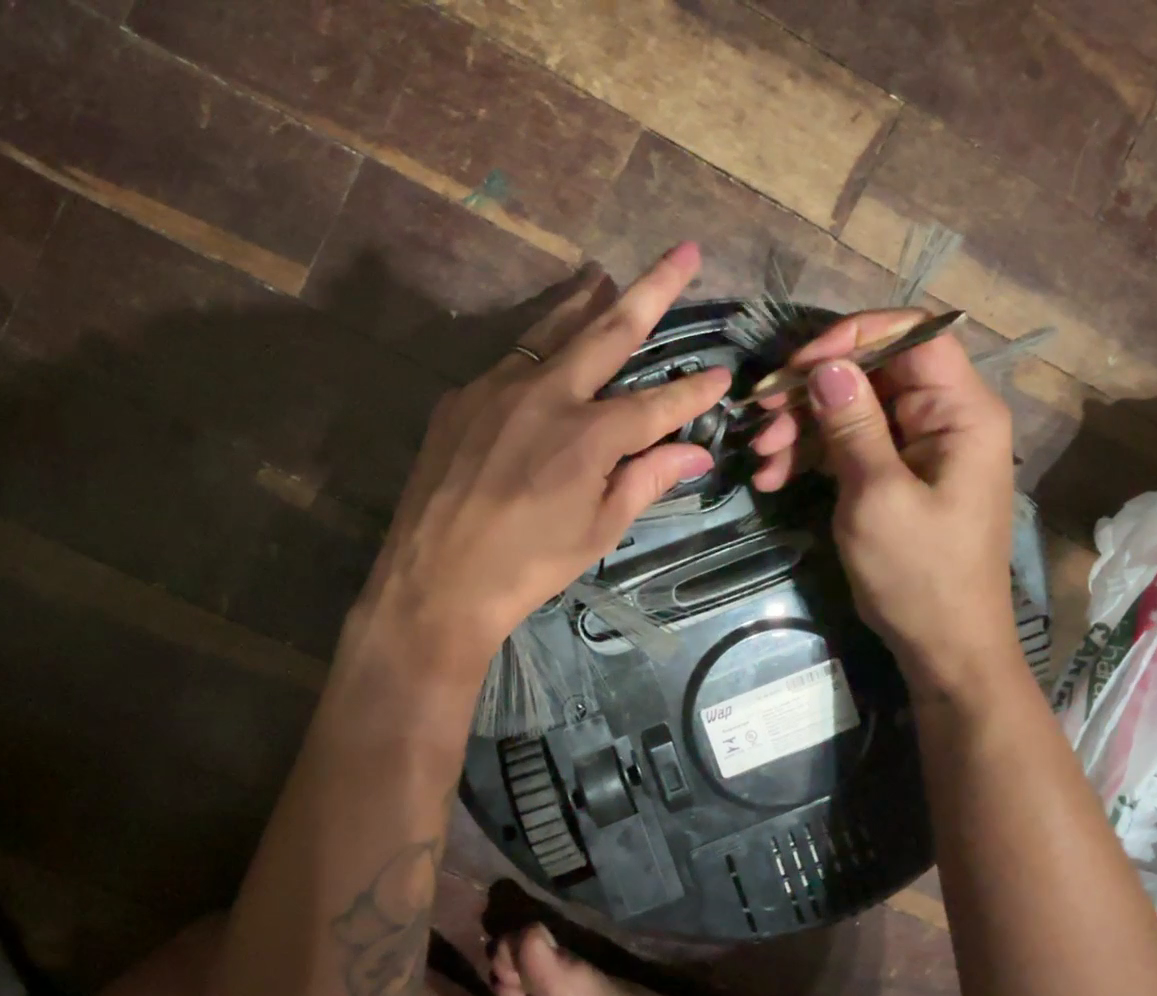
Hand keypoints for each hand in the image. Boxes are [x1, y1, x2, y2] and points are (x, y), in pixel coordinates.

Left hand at [351, 244, 729, 682]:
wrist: (433, 583)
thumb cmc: (525, 567)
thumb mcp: (597, 531)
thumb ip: (645, 481)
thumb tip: (695, 454)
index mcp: (588, 436)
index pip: (657, 403)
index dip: (694, 391)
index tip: (723, 375)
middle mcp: (545, 395)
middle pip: (609, 329)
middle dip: (653, 289)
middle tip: (683, 252)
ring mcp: (496, 389)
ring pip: (550, 330)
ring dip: (585, 301)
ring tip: (603, 275)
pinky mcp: (460, 399)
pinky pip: (509, 363)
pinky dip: (536, 352)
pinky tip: (543, 356)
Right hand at [758, 310, 1019, 688]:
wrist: (942, 645)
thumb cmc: (919, 573)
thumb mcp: (876, 496)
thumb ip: (852, 424)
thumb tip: (826, 366)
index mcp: (961, 411)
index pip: (913, 335)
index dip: (853, 337)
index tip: (798, 367)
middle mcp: (943, 417)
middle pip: (872, 371)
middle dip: (812, 390)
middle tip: (761, 417)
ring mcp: (917, 447)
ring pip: (851, 408)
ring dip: (801, 427)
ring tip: (760, 459)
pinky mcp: (893, 473)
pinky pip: (848, 444)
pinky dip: (810, 456)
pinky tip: (772, 478)